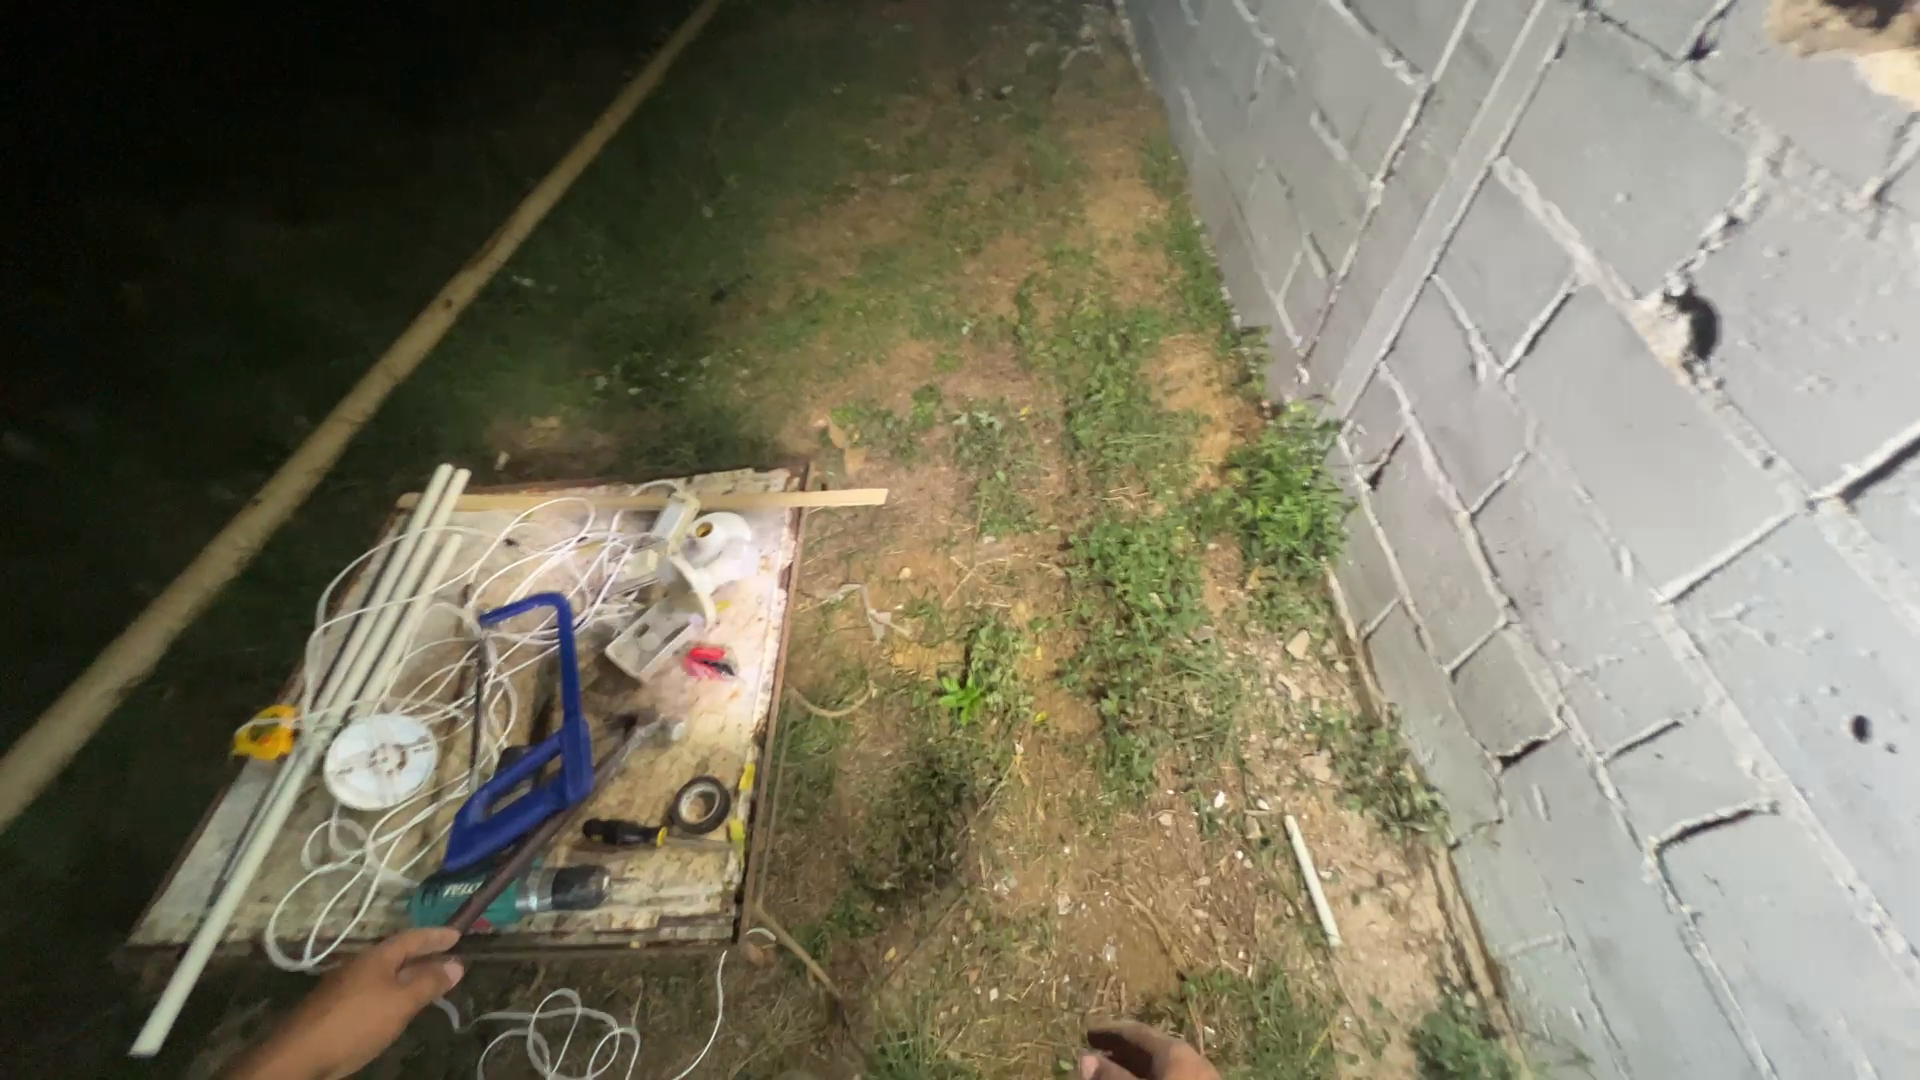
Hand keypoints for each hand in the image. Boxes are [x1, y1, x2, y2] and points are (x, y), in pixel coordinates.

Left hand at [230, 928, 464, 1079]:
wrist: (290, 1062)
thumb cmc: (354, 1024)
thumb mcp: (401, 1003)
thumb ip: (430, 984)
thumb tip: (457, 965)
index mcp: (376, 957)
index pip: (413, 937)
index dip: (436, 936)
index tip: (457, 935)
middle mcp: (357, 966)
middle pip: (396, 955)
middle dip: (422, 957)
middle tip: (445, 960)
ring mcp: (339, 989)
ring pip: (381, 976)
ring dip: (405, 977)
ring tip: (423, 985)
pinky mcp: (327, 1012)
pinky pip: (368, 992)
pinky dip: (388, 994)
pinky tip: (391, 1009)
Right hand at [1079, 1020, 1220, 1079]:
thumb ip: (1112, 1076)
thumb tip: (1084, 1058)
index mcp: (1173, 1049)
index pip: (1135, 1031)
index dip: (1109, 1032)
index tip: (1088, 1036)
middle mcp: (1190, 1056)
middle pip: (1149, 1048)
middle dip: (1122, 1052)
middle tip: (1097, 1057)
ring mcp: (1203, 1076)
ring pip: (1163, 1066)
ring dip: (1137, 1069)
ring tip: (1116, 1075)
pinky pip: (1175, 1077)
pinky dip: (1154, 1079)